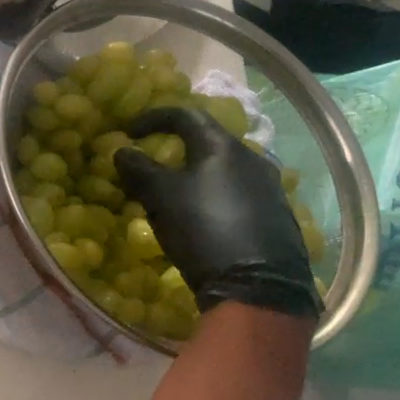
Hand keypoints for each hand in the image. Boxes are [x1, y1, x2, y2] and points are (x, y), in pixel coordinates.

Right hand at [112, 106, 319, 320]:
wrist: (258, 284)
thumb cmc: (202, 229)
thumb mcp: (160, 197)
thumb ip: (139, 169)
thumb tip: (123, 150)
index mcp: (222, 146)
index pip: (185, 115)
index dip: (152, 118)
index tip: (128, 131)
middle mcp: (252, 158)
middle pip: (208, 141)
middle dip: (176, 148)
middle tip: (150, 164)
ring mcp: (269, 187)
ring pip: (224, 168)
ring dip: (195, 173)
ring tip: (174, 193)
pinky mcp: (276, 214)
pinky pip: (237, 192)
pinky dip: (213, 194)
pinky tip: (202, 217)